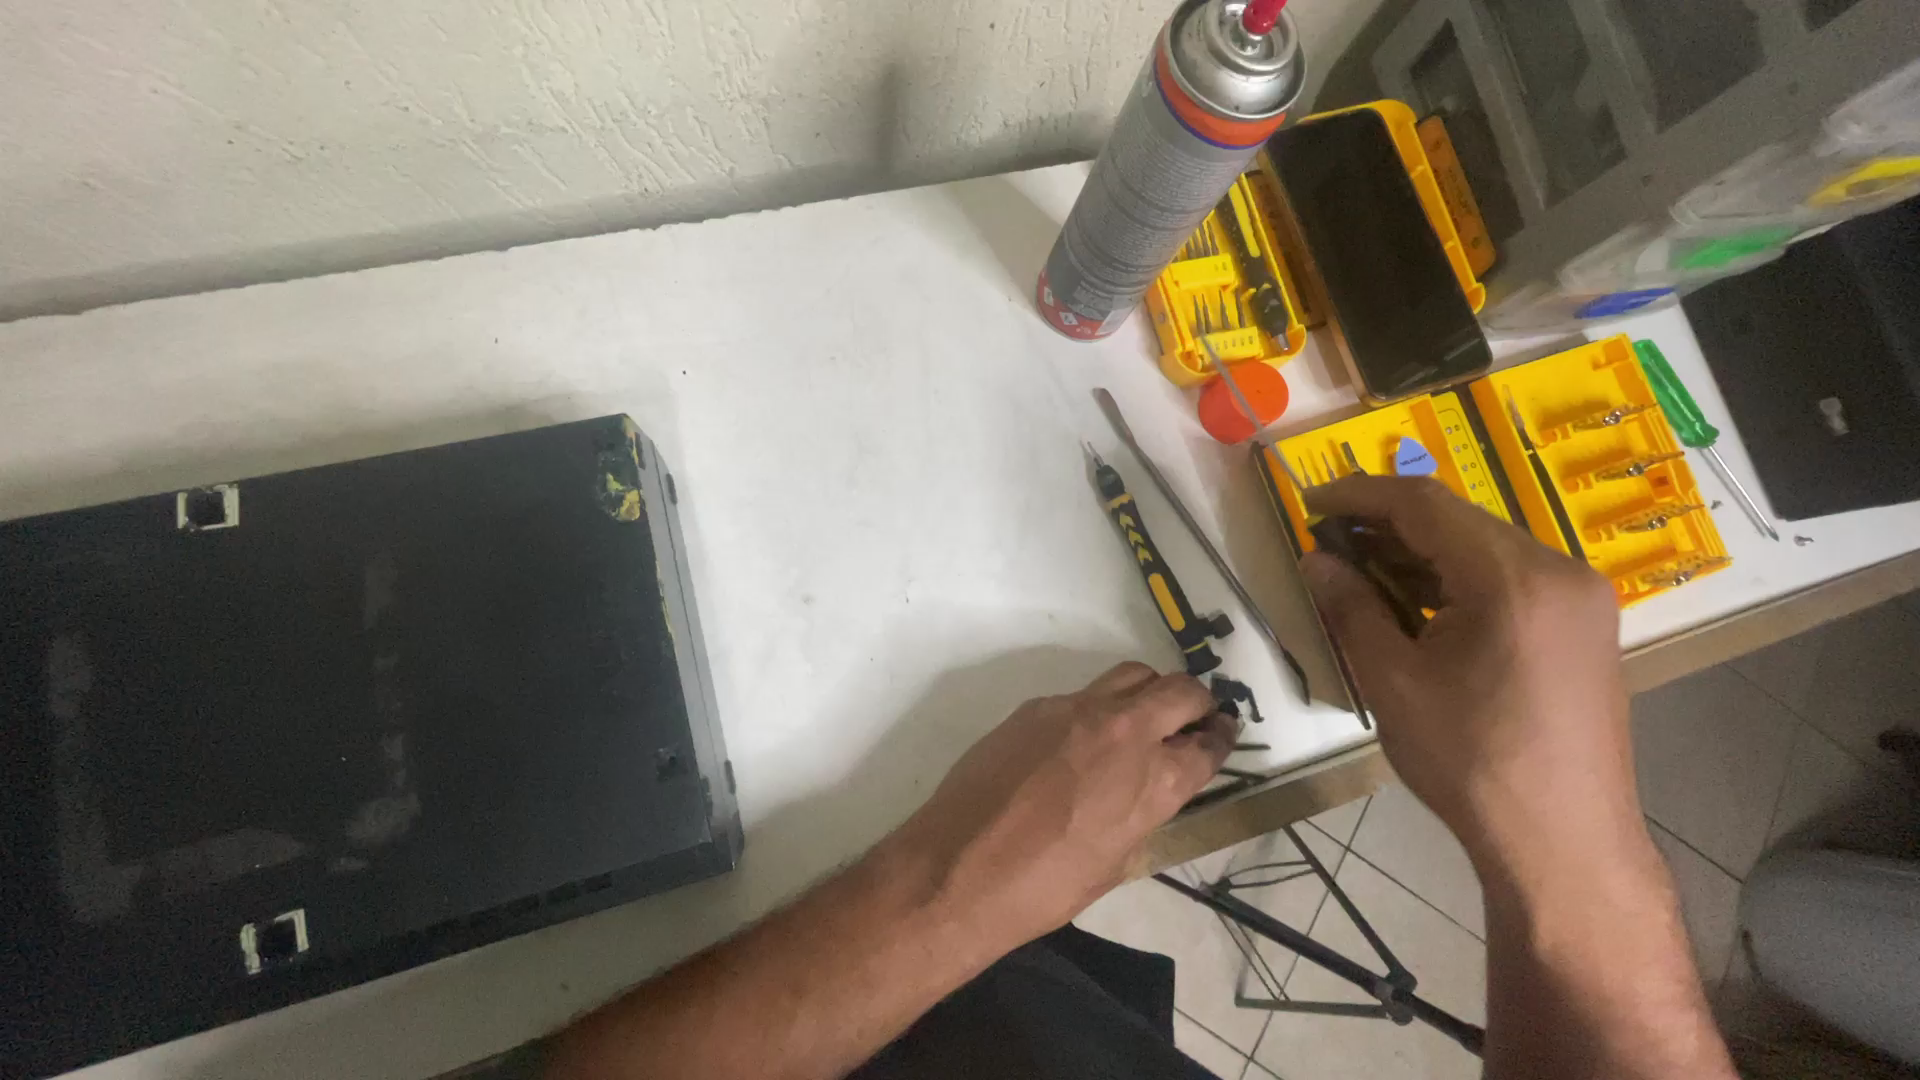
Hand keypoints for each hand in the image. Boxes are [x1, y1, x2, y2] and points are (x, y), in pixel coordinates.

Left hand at [888, 663, 1235, 950]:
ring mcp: (1076, 710)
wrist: (961, 865)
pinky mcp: (1036, 705)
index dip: (1220, 738)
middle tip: (1193, 716)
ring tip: (1142, 714)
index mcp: (1154, 781)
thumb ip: (1144, 811)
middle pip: (1179, 691)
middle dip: (1196, 701)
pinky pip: (1080, 695)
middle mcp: (1124, 731)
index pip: (1208, 744)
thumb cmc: (1045, 886)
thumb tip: (1151, 788)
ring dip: (1148, 691)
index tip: (1222, 734)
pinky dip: (1095, 708)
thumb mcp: (1116, 861)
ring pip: (1131, 675)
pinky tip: (1077, 739)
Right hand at [1300, 476, 1644, 876]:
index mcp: (1514, 579)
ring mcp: (1577, 597)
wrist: (1562, 842)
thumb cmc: (1469, 761)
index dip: (1358, 495)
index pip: (1424, 505)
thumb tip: (1315, 558)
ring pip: (1480, 545)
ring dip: (1415, 549)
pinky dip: (1450, 576)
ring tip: (1356, 568)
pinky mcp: (1579, 623)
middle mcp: (1558, 571)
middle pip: (1456, 519)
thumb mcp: (1391, 680)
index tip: (1308, 502)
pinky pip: (1504, 575)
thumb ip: (1350, 606)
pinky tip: (1409, 598)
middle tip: (1325, 541)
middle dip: (1383, 522)